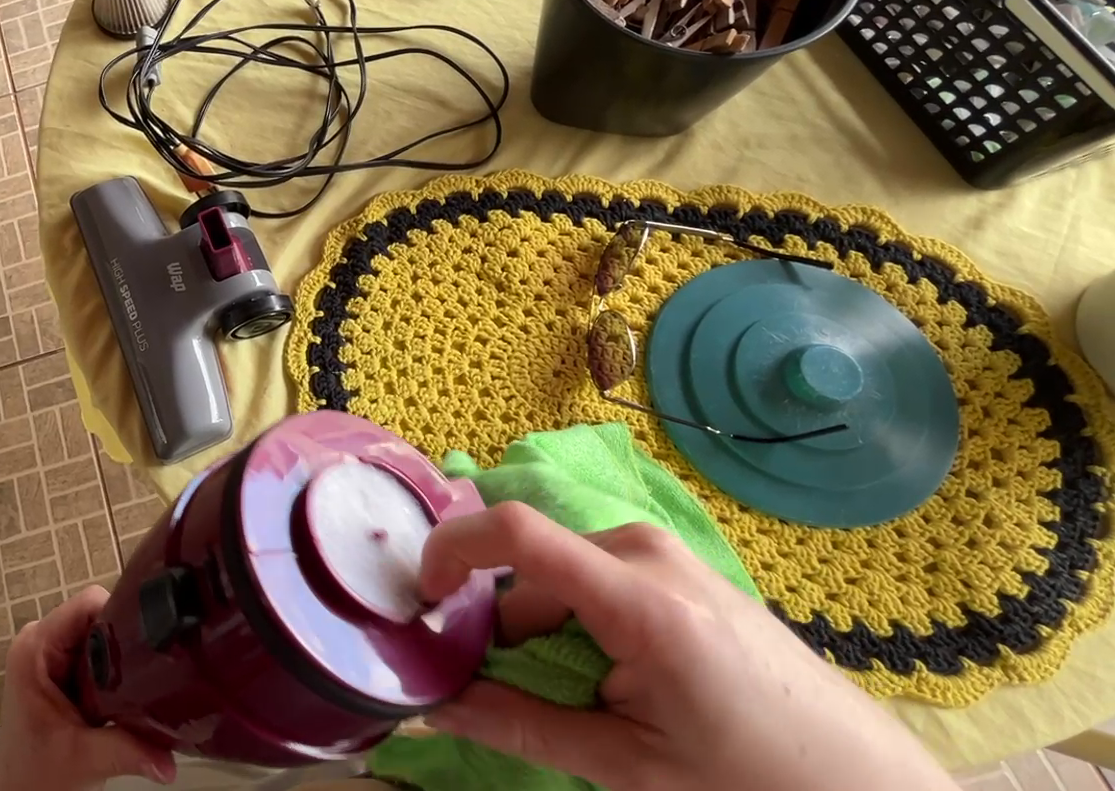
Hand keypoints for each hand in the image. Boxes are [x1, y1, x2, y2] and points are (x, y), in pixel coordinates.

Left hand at [0, 586, 176, 790]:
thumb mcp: (85, 759)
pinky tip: (127, 689)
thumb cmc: (34, 778)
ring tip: (142, 679)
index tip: (147, 637)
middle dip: (124, 637)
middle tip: (152, 664)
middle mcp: (39, 642)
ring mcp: (49, 653)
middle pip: (95, 614)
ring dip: (120, 654)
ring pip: (98, 632)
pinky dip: (113, 667)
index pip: (85, 604)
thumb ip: (129, 749)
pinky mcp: (60, 667)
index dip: (119, 613)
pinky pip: (94, 650)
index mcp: (35, 649)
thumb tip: (170, 756)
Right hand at [419, 503, 957, 790]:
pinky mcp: (673, 564)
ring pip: (556, 575)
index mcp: (641, 599)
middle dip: (504, 628)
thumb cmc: (755, 784)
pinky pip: (590, 576)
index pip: (517, 532)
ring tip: (582, 699)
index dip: (451, 548)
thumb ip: (519, 726)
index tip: (425, 599)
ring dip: (540, 630)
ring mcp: (663, 552)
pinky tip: (610, 676)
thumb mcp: (629, 767)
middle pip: (531, 570)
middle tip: (513, 696)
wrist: (872, 788)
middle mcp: (646, 551)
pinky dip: (572, 621)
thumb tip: (426, 708)